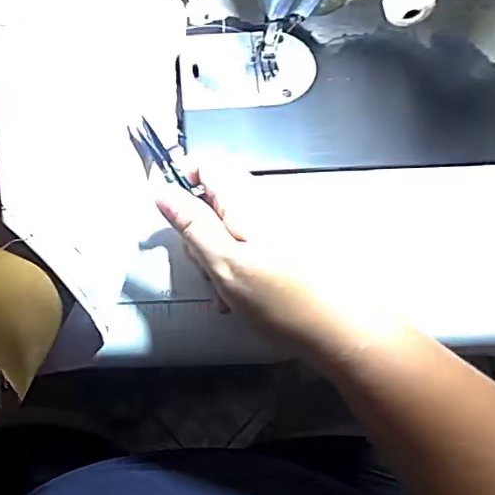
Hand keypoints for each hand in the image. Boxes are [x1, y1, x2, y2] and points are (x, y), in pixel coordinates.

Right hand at [154, 164, 361, 357]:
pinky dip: (233, 265)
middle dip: (196, 231)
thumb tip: (164, 193)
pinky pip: (243, 245)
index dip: (181, 181)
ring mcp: (272, 226)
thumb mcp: (224, 263)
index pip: (206, 165)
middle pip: (212, 200)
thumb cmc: (281, 302)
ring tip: (222, 288)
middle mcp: (262, 206)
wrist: (330, 330)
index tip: (170, 214)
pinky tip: (236, 293)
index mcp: (246, 202)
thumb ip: (192, 224)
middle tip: (202, 264)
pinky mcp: (279, 247)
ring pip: (224, 227)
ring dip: (213, 256)